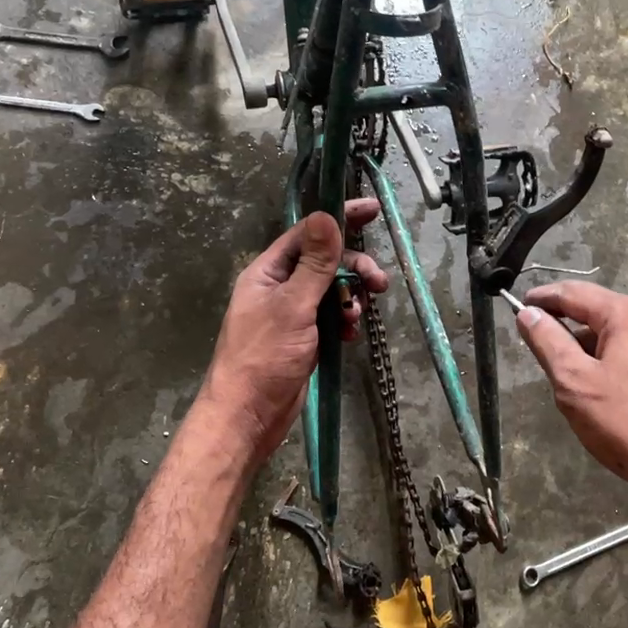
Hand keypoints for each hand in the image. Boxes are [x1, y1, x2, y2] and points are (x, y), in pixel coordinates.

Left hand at [198, 202, 389, 461]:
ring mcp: (292, 312)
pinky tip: (350, 336)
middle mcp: (279, 286)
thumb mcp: (293, 306)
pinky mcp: (304, 336)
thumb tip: (327, 216)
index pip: (308, 232)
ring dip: (351, 296)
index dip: (340, 219)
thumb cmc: (263, 357)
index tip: (373, 210)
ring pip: (332, 289)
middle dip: (354, 268)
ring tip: (358, 316)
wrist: (247, 417)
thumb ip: (315, 263)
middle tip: (379, 283)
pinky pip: (331, 316)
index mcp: (268, 271)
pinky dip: (344, 320)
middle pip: (325, 261)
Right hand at [516, 281, 627, 502]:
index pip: (573, 293)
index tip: (519, 306)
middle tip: (540, 343)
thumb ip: (548, 342)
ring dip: (590, 347)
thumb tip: (529, 314)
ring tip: (571, 375)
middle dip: (566, 324)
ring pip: (618, 337)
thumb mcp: (575, 383)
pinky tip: (608, 394)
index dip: (542, 298)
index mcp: (625, 315)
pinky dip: (614, 363)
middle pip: (598, 312)